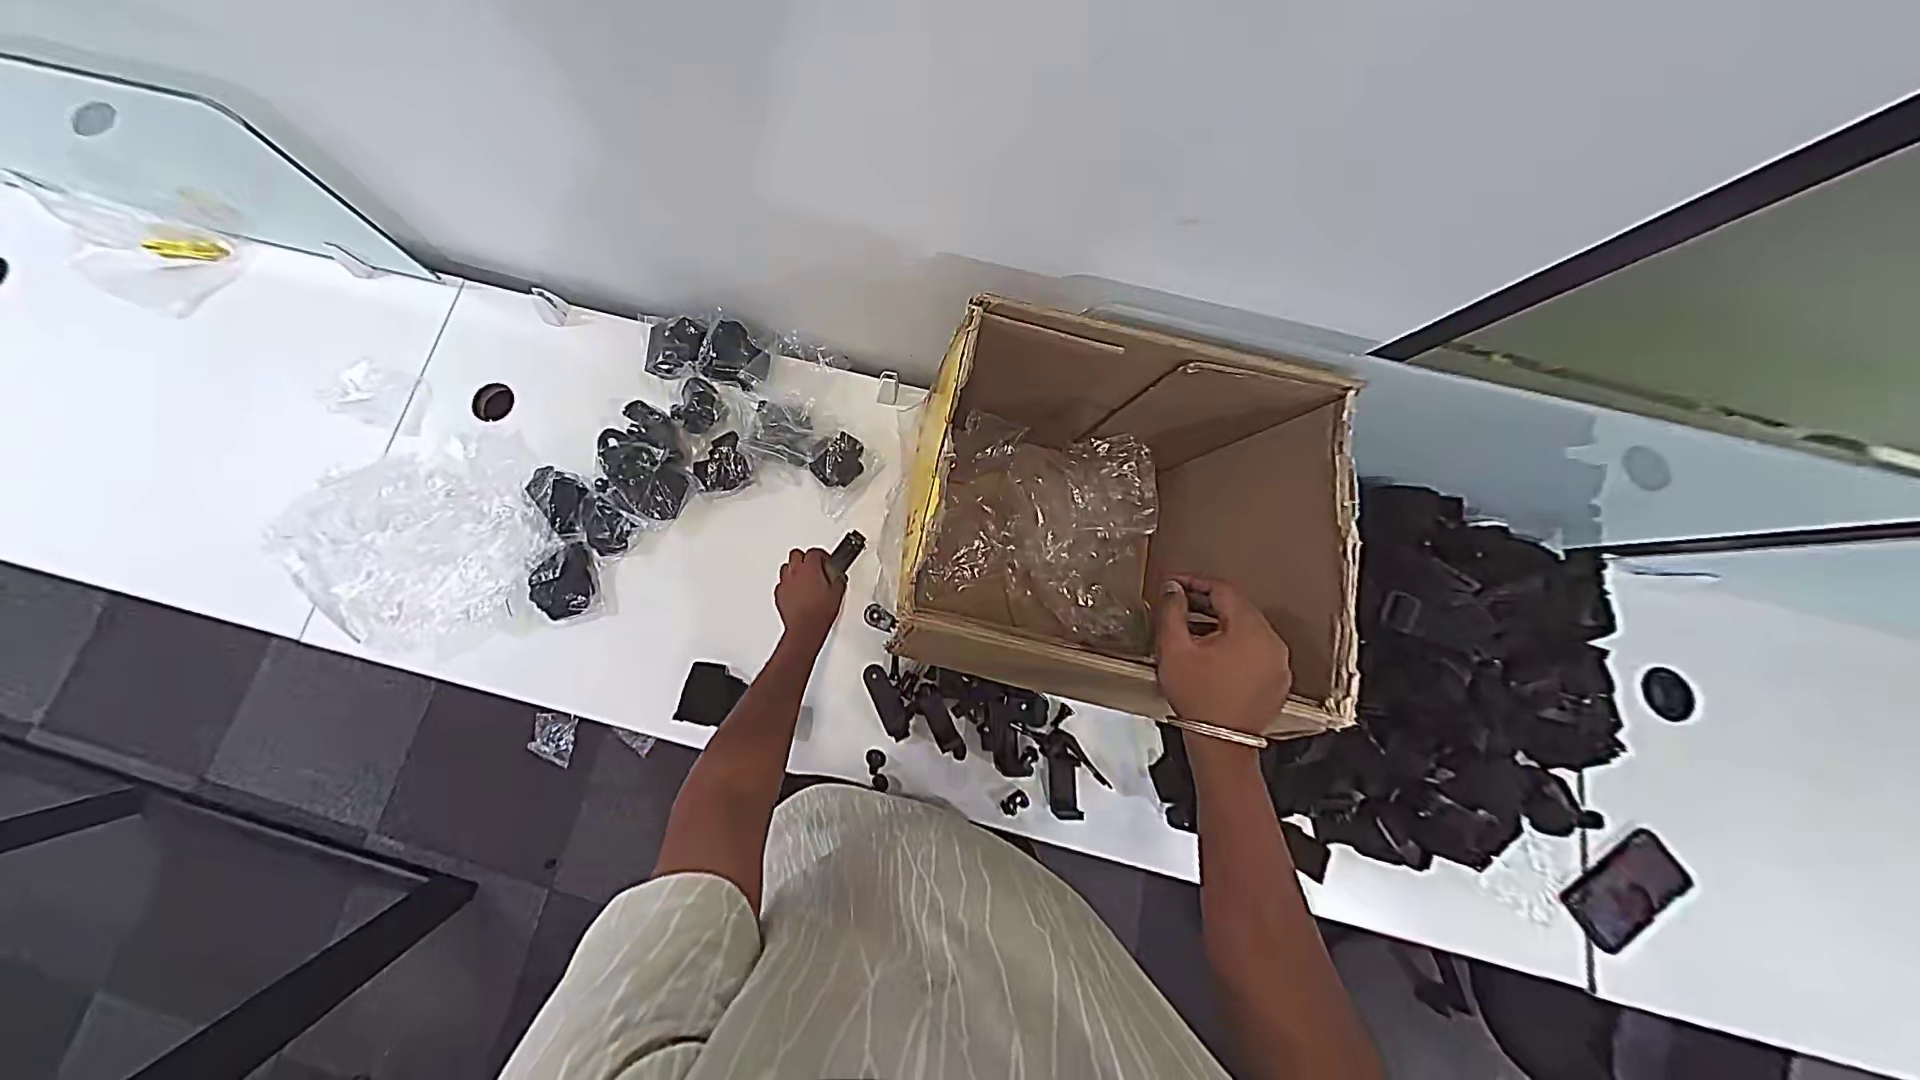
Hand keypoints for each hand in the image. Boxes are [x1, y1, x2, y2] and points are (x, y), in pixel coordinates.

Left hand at [776, 548, 845, 646]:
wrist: (805, 628)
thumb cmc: (819, 611)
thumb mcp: (837, 592)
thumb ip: (837, 578)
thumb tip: (837, 576)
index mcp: (810, 567)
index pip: (814, 552)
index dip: (822, 555)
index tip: (826, 561)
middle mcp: (794, 572)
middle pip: (796, 554)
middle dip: (805, 558)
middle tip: (815, 566)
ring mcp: (785, 583)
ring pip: (787, 567)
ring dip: (795, 570)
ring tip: (805, 578)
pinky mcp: (779, 594)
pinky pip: (783, 583)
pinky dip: (789, 585)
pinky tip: (797, 592)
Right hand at [1154, 574, 1291, 736]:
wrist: (1220, 743)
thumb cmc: (1198, 697)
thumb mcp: (1174, 649)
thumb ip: (1172, 611)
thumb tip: (1173, 589)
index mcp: (1250, 629)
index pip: (1224, 590)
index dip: (1195, 582)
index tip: (1175, 583)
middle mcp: (1272, 642)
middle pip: (1238, 608)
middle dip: (1206, 602)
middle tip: (1179, 602)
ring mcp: (1278, 663)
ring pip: (1247, 630)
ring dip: (1219, 624)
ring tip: (1190, 630)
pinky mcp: (1277, 681)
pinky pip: (1255, 651)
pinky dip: (1233, 645)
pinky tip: (1210, 655)